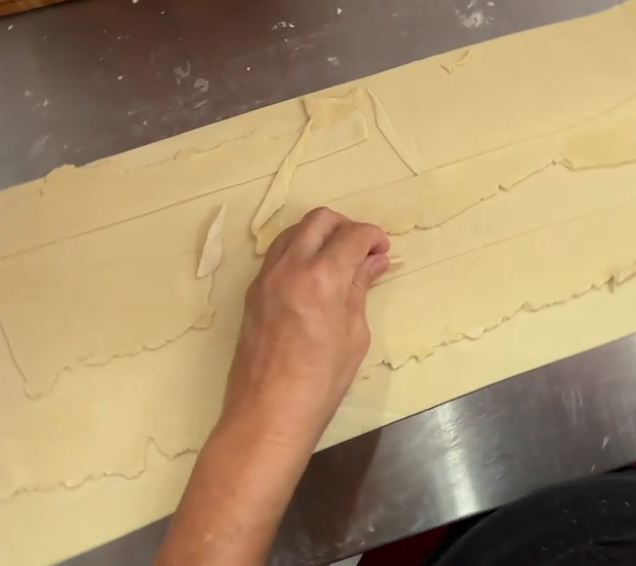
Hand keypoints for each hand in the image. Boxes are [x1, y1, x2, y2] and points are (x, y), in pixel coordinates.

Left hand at [222, 207, 389, 445]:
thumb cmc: (321, 382)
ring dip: (320, 235)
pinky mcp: (252, 291)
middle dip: (346, 227)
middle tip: (362, 250)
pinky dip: (300, 251)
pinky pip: (278, 253)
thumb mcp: (354, 333)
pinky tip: (313, 276)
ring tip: (337, 260)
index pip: (353, 235)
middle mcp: (290, 266)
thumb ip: (360, 288)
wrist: (267, 416)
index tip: (382, 252)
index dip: (374, 237)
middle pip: (320, 219)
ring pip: (294, 230)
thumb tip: (374, 262)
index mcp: (322, 277)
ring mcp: (266, 277)